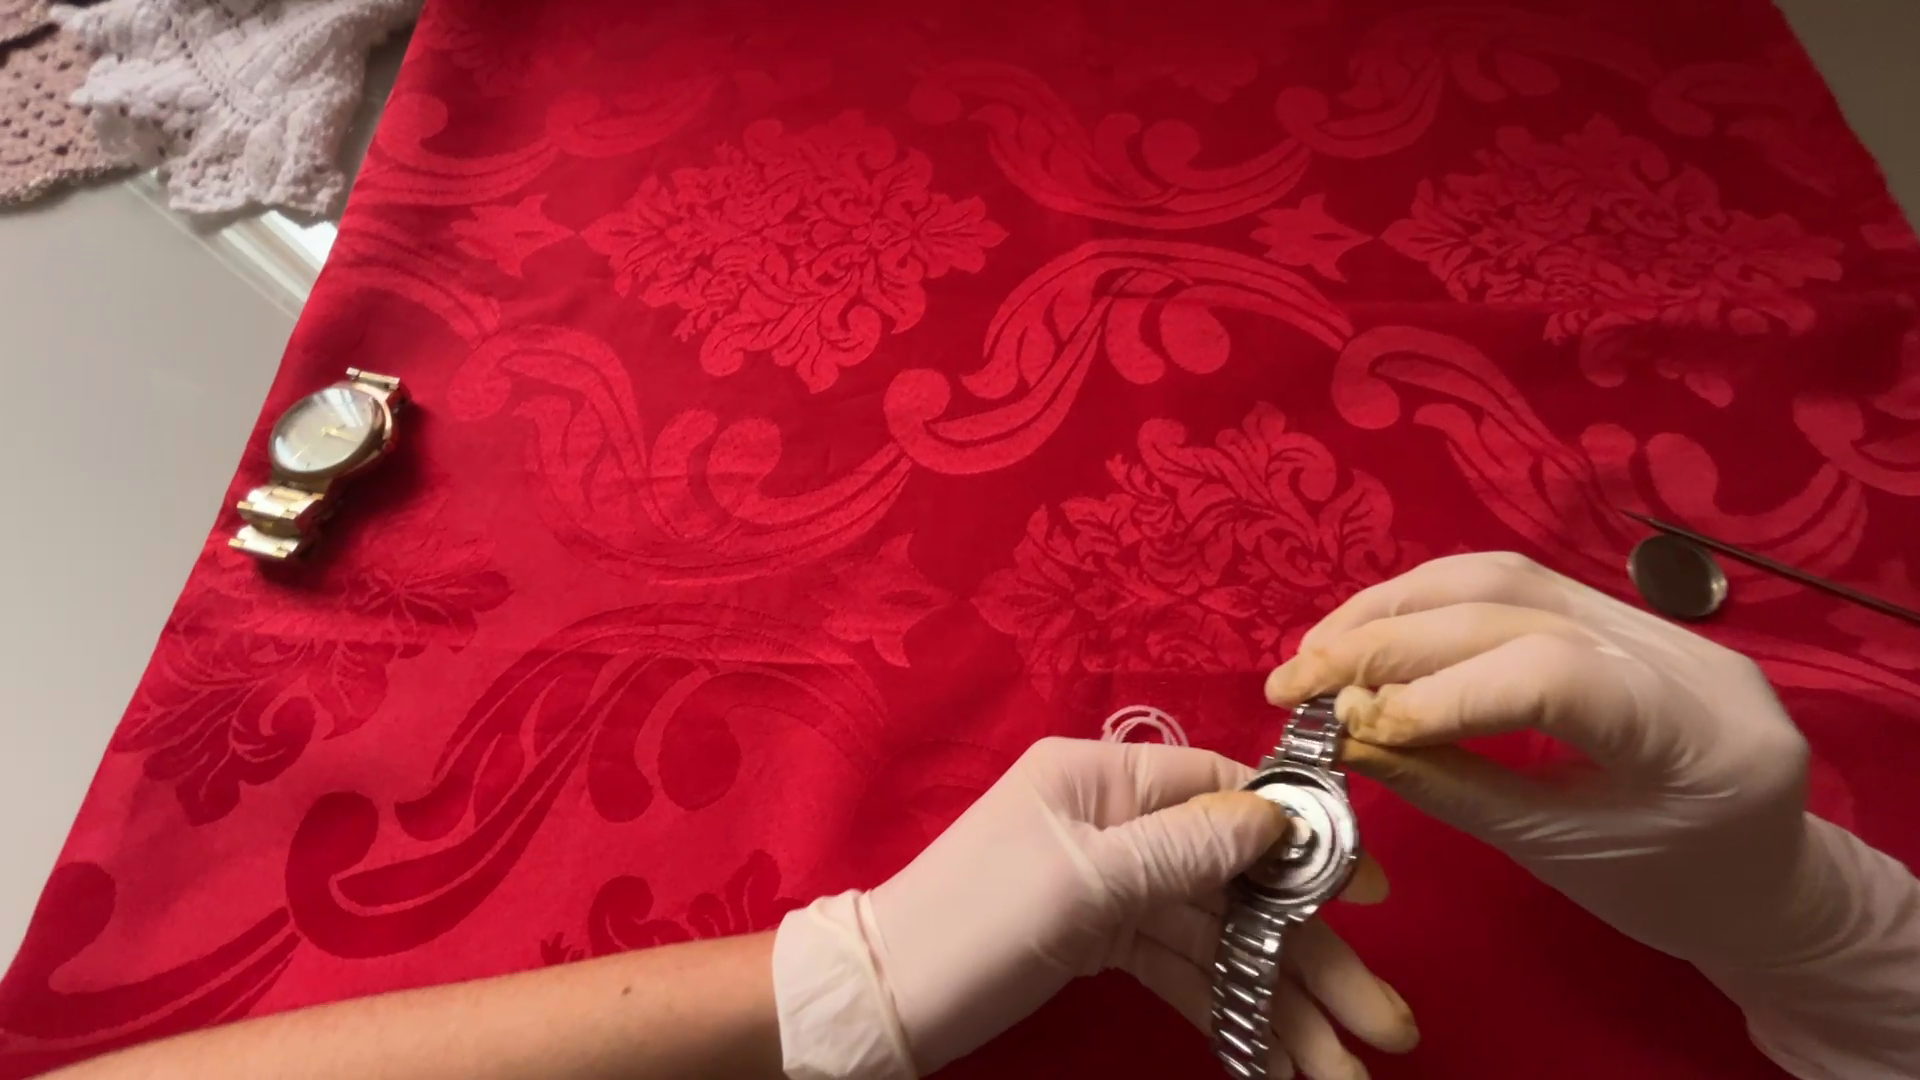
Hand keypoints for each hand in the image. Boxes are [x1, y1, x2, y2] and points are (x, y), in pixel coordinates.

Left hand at [774, 738, 1416, 1079]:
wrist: (889, 997)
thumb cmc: (981, 920)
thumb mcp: (1085, 880)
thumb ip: (1183, 848)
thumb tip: (1273, 819)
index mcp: (1097, 777)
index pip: (1213, 787)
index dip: (1292, 834)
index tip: (1370, 890)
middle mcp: (1110, 819)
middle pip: (1225, 873)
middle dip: (1300, 946)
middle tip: (1381, 1024)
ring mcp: (1108, 880)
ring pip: (1208, 930)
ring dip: (1273, 995)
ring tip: (1342, 1071)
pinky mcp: (1101, 934)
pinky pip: (1176, 963)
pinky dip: (1223, 1006)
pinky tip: (1277, 1059)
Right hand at [1265, 551, 1813, 972]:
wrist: (1761, 873)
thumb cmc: (1664, 886)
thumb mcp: (1552, 851)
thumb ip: (1443, 784)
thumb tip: (1339, 736)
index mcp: (1699, 734)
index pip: (1549, 676)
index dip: (1434, 693)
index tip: (1345, 726)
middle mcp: (1677, 650)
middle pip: (1499, 607)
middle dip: (1377, 644)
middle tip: (1292, 684)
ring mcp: (1641, 615)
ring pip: (1486, 575)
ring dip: (1382, 609)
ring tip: (1316, 651)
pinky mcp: (1600, 607)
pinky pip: (1491, 581)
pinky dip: (1411, 603)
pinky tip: (1366, 631)